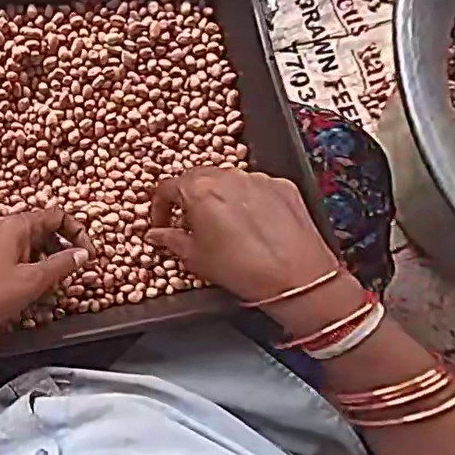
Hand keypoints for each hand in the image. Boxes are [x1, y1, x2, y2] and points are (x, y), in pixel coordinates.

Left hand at [0, 209, 93, 351]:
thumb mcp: (32, 281)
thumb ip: (61, 265)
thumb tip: (83, 253)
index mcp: (14, 225)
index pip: (56, 215)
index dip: (78, 233)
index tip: (89, 256)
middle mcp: (0, 228)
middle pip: (43, 228)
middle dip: (62, 248)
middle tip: (73, 273)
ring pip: (28, 244)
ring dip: (46, 260)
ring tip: (52, 284)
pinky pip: (13, 256)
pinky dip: (27, 267)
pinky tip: (28, 289)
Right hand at [146, 168, 341, 306]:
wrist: (297, 277)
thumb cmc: (242, 268)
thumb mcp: (194, 257)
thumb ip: (171, 239)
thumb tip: (158, 234)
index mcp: (199, 190)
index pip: (168, 188)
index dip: (160, 207)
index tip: (162, 223)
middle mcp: (228, 177)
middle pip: (197, 178)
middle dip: (188, 198)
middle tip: (187, 223)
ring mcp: (258, 179)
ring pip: (227, 181)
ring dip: (217, 198)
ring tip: (220, 226)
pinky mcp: (282, 187)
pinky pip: (255, 188)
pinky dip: (246, 201)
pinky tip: (249, 225)